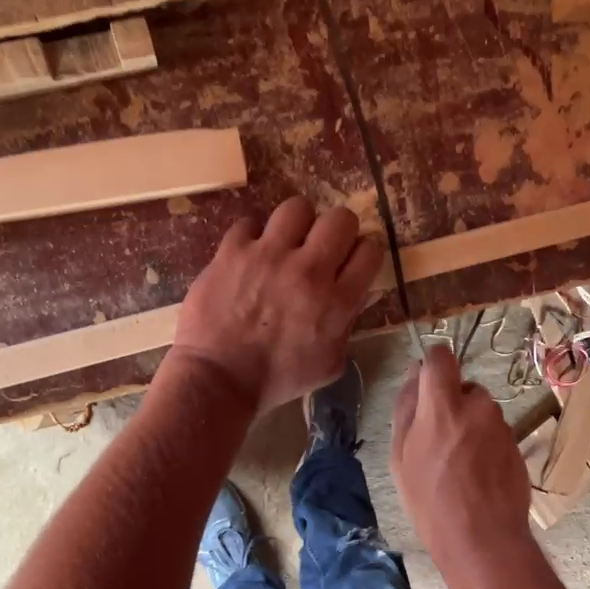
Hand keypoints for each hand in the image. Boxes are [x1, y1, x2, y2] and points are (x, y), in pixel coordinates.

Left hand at [170, 196, 383, 414]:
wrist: (219, 379)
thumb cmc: (277, 380)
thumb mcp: (329, 364)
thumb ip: (345, 326)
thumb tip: (353, 297)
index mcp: (337, 302)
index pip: (370, 251)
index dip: (363, 254)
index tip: (351, 263)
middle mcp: (309, 271)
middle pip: (340, 219)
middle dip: (336, 231)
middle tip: (322, 248)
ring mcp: (269, 256)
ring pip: (298, 208)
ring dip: (296, 224)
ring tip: (286, 242)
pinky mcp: (233, 251)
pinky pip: (250, 222)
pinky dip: (253, 235)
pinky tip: (251, 253)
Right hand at [391, 345, 543, 588]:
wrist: (483, 538)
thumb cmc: (430, 501)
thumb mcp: (400, 457)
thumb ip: (406, 409)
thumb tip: (413, 377)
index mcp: (443, 405)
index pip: (441, 357)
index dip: (431, 365)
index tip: (426, 385)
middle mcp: (478, 406)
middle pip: (462, 387)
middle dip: (451, 404)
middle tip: (438, 441)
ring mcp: (502, 425)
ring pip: (481, 412)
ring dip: (470, 426)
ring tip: (458, 465)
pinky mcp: (517, 445)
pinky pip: (496, 433)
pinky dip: (486, 445)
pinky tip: (478, 476)